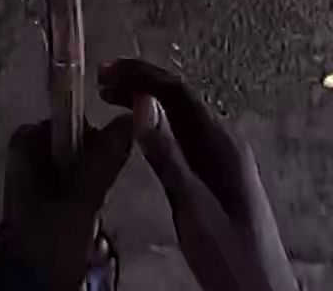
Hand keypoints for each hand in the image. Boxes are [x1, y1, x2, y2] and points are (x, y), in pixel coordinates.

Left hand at [0, 114, 138, 289]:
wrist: (31, 288)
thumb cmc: (49, 236)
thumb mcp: (80, 197)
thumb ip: (103, 158)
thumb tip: (128, 117)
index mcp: (26, 139)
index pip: (70, 119)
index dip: (93, 138)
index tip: (108, 164)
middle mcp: (28, 152)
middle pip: (77, 146)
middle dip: (95, 171)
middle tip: (97, 198)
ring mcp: (36, 178)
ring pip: (81, 172)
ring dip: (94, 192)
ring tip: (92, 218)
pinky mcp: (46, 203)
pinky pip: (76, 193)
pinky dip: (88, 206)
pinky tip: (88, 229)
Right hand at [98, 60, 296, 290]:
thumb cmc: (232, 260)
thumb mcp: (194, 209)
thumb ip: (168, 156)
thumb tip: (141, 101)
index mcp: (222, 144)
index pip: (178, 91)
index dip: (141, 74)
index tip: (105, 71)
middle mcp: (222, 143)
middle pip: (177, 97)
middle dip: (138, 81)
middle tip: (100, 80)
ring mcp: (219, 159)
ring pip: (176, 113)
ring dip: (142, 98)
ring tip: (107, 96)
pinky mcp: (212, 175)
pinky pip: (178, 133)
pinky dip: (151, 121)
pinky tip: (134, 127)